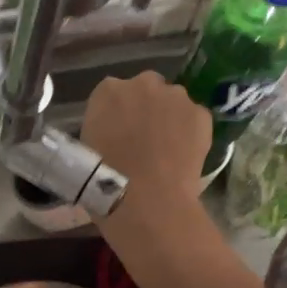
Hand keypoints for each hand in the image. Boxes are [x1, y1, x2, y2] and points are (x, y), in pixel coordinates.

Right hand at [81, 71, 211, 207]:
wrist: (146, 203)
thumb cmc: (102, 185)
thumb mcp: (85, 152)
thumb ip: (100, 131)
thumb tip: (112, 135)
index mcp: (108, 93)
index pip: (110, 95)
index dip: (115, 116)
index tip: (115, 136)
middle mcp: (143, 84)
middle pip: (145, 90)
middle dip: (144, 110)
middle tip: (140, 143)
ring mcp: (176, 97)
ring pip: (173, 103)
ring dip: (168, 120)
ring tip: (164, 154)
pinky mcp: (201, 115)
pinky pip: (193, 120)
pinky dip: (189, 134)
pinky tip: (181, 159)